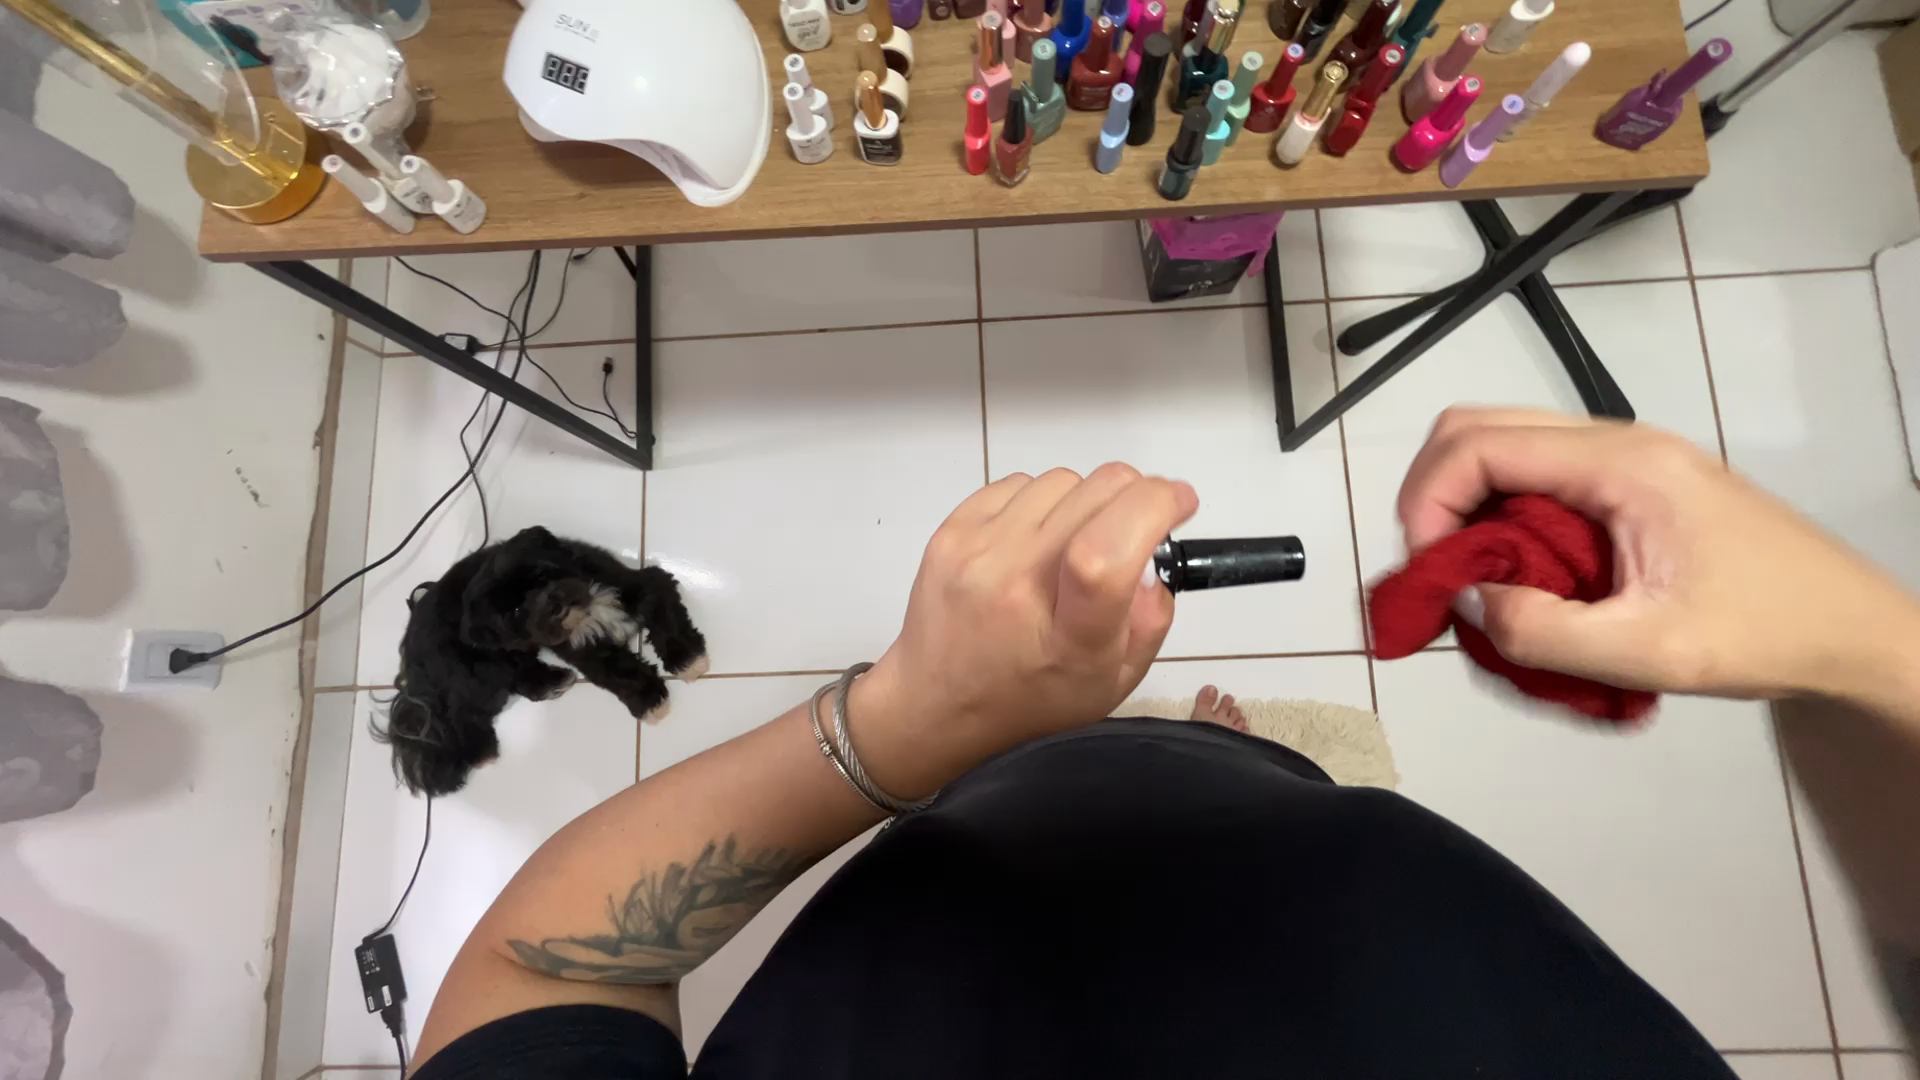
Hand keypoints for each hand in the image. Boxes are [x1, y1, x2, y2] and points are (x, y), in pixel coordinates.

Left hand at [852, 464, 1197, 797]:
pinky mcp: (950, 531)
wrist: (934, 702)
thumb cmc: (1030, 698)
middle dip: (1135, 496)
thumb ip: (1151, 620)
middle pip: (1096, 494)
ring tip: (1073, 541)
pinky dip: (1041, 501)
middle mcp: (1014, 584)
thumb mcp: (1112, 683)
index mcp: (1066, 638)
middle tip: (1134, 524)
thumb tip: (1153, 554)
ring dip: (1085, 500)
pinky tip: (1034, 539)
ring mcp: (975, 551)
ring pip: (1061, 480)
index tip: (1181, 502)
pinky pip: (1018, 483)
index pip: (1107, 551)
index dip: (1155, 508)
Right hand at [1397, 408, 1919, 704]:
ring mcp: (1616, 454)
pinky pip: (1519, 466)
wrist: (1861, 636)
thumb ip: (1541, 631)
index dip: (1427, 501)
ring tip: (1460, 560)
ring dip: (1452, 496)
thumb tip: (1462, 598)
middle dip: (1428, 491)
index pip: (1478, 446)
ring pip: (1490, 440)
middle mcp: (1613, 441)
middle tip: (1433, 558)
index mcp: (1622, 465)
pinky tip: (1500, 556)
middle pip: (1471, 427)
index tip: (1429, 567)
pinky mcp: (1616, 476)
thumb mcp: (1651, 653)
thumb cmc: (1766, 637)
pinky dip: (1483, 504)